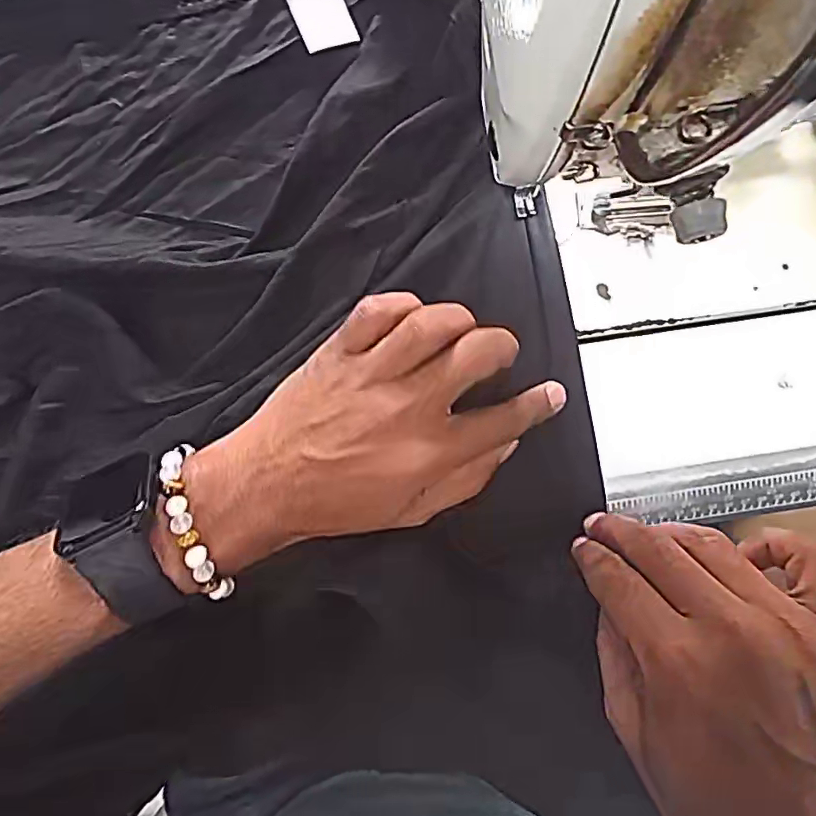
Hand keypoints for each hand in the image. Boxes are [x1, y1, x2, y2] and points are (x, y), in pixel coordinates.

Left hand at [174, 293, 565, 574]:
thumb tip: (502, 448)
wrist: (267, 484)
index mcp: (427, 451)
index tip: (548, 394)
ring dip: (459, 320)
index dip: (537, 404)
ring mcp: (372, 374)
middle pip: (477, 355)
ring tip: (461, 331)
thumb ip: (466, 480)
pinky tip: (411, 318)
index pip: (502, 419)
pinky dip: (403, 304)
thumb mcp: (411, 511)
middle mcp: (406, 407)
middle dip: (503, 347)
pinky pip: (378, 310)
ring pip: (433, 324)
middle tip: (499, 354)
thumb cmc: (333, 501)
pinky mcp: (341, 352)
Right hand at [573, 514, 815, 815]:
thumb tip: (608, 604)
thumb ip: (615, 658)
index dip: (592, 557)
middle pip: (658, 548)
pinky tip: (748, 552)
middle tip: (605, 526)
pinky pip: (808, 557)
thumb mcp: (639, 740)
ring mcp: (789, 627)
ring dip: (674, 531)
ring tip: (657, 536)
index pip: (618, 578)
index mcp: (678, 663)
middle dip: (620, 531)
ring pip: (716, 543)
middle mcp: (732, 633)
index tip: (585, 549)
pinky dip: (773, 541)